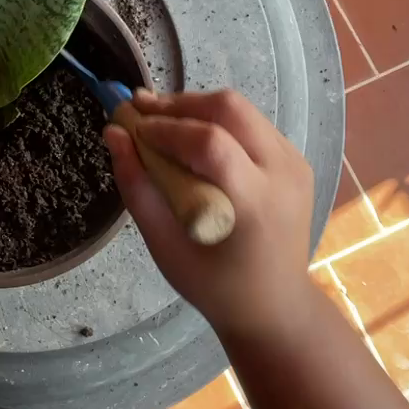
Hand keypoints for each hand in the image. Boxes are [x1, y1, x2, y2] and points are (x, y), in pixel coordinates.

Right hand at [104, 89, 315, 340]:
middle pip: (231, 109)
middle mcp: (283, 174)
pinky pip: (250, 122)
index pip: (211, 143)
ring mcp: (294, 163)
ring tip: (160, 120)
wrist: (275, 306)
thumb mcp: (164, 245)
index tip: (131, 128)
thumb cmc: (213, 284)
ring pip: (240, 108)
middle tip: (141, 109)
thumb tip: (114, 134)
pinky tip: (189, 136)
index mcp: (254, 204)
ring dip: (195, 106)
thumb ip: (137, 187)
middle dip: (180, 103)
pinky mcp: (294, 159)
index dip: (166, 127)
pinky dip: (214, 119)